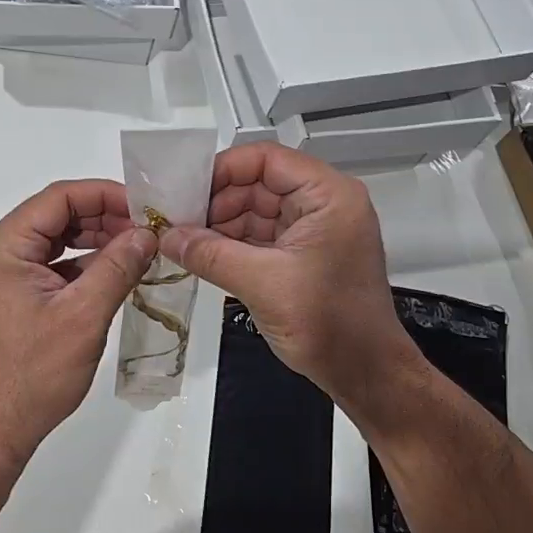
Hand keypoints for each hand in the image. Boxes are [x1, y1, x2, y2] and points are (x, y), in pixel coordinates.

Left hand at [0, 180, 156, 458]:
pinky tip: (118, 271)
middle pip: (57, 215)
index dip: (104, 196)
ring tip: (140, 247)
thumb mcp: (84, 314)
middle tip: (149, 229)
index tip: (145, 207)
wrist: (0, 425)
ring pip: (57, 239)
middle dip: (104, 217)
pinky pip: (53, 265)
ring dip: (97, 240)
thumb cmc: (37, 371)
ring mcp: (4, 275)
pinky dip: (84, 264)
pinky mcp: (14, 295)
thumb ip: (118, 266)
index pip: (58, 199)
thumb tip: (147, 234)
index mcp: (4, 247)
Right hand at [161, 143, 417, 410]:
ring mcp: (315, 230)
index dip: (222, 170)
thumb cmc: (328, 322)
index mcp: (328, 195)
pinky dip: (233, 244)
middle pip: (258, 183)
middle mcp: (324, 204)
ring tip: (182, 240)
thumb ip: (210, 254)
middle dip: (216, 202)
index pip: (266, 159)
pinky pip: (262, 236)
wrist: (365, 372)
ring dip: (220, 225)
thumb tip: (166, 236)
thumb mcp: (262, 283)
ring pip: (256, 211)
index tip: (184, 192)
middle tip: (175, 221)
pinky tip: (202, 255)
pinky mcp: (305, 255)